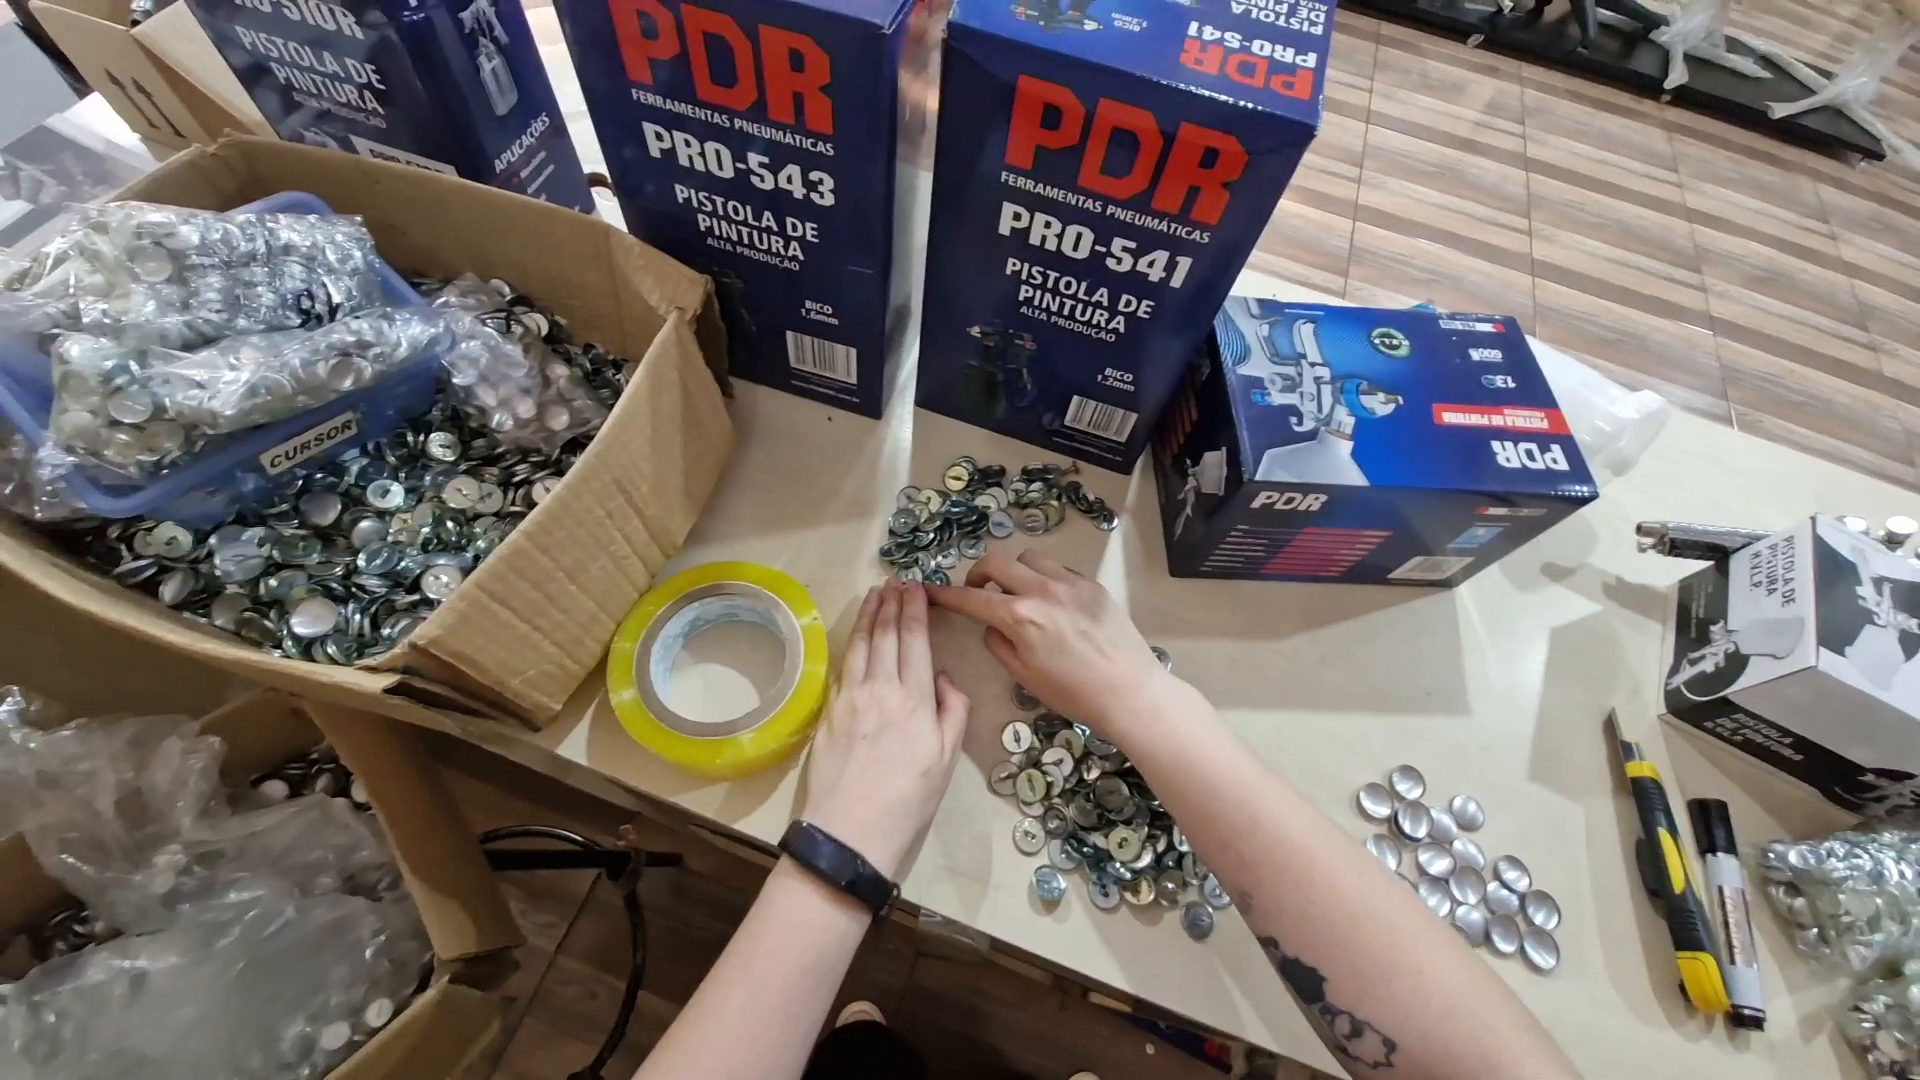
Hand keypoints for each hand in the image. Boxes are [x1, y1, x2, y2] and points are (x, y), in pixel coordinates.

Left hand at [800, 579, 968, 879]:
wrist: (851, 832)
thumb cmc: (908, 801)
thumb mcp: (946, 760)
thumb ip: (953, 712)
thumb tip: (945, 678)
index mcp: (916, 700)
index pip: (915, 641)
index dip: (915, 610)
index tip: (915, 588)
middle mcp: (882, 689)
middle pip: (887, 635)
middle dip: (892, 604)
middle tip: (896, 581)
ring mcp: (851, 697)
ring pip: (861, 644)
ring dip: (869, 614)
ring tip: (874, 593)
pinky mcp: (830, 710)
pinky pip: (843, 664)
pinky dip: (851, 640)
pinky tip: (855, 631)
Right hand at [926, 549, 1172, 736]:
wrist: (1130, 691)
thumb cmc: (1074, 693)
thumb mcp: (1025, 676)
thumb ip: (999, 644)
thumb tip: (991, 625)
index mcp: (1020, 617)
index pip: (972, 598)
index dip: (946, 594)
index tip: (930, 590)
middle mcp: (1042, 590)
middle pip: (997, 562)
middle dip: (978, 573)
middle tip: (979, 592)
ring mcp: (1070, 583)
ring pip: (1029, 558)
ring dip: (1015, 571)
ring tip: (1019, 593)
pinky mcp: (1092, 584)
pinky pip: (1058, 569)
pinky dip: (1045, 578)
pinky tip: (1052, 602)